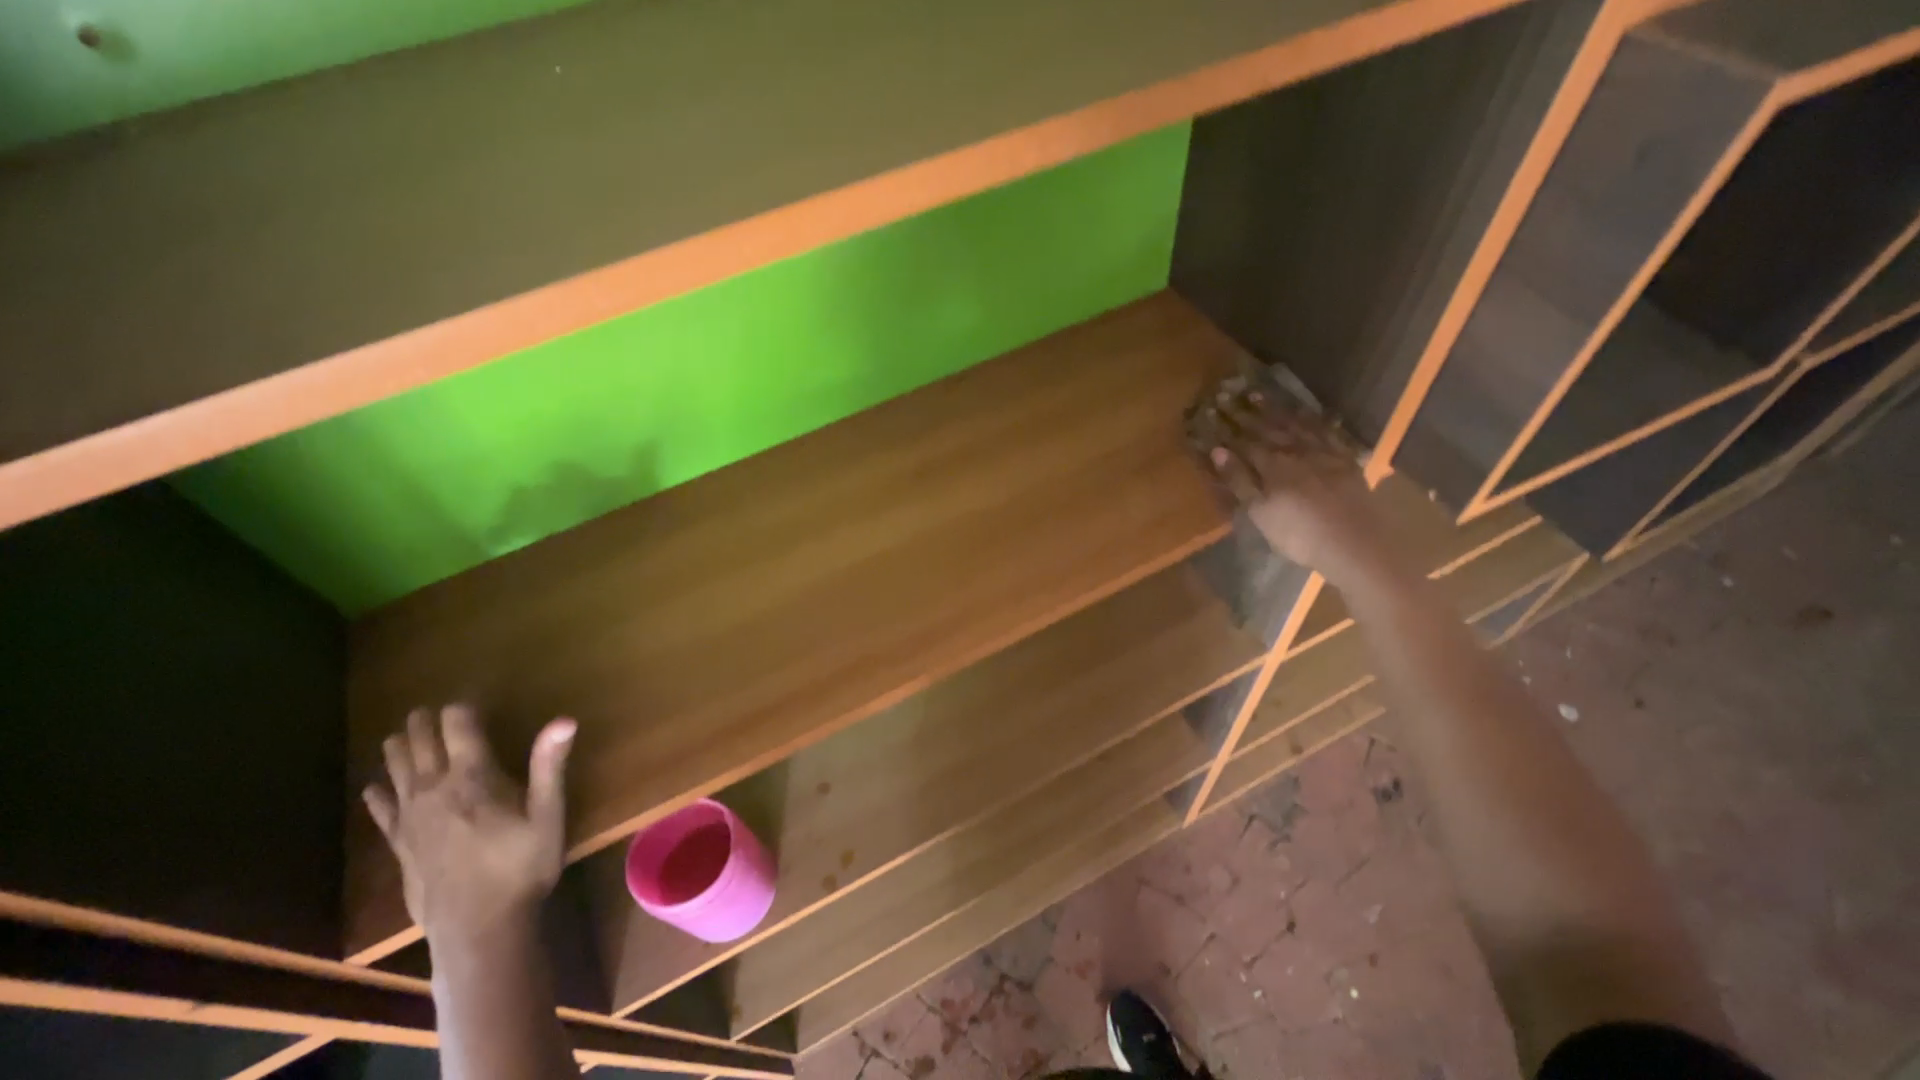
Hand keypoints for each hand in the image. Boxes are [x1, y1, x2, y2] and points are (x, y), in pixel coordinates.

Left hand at [363, 705, 575, 942]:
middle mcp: (434, 787)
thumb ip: (549, 766)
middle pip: (419, 740)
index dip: (463, 708)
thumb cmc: (520, 868)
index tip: (472, 703)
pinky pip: (380, 809)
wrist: (477, 927)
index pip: (458, 724)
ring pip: (395, 767)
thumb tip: (564, 720)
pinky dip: (378, 793)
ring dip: (399, 747)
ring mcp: (410, 816)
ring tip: (403, 736)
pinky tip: (376, 787)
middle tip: (429, 712)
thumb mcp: (548, 816)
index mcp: (472, 776)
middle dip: (424, 722)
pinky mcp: (398, 843)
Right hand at [1201, 390, 1401, 585]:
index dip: (1229, 427)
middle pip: (1269, 428)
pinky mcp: (1345, 460)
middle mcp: (1296, 450)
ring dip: (1277, 411)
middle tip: (1232, 395)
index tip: (1214, 411)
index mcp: (1272, 464)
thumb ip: (1239, 480)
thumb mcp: (1260, 512)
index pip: (1245, 441)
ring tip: (1262, 397)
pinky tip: (1308, 414)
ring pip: (1296, 424)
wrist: (1354, 543)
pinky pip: (1327, 432)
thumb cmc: (1298, 534)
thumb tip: (1218, 451)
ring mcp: (1324, 452)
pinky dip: (1314, 421)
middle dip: (1249, 414)